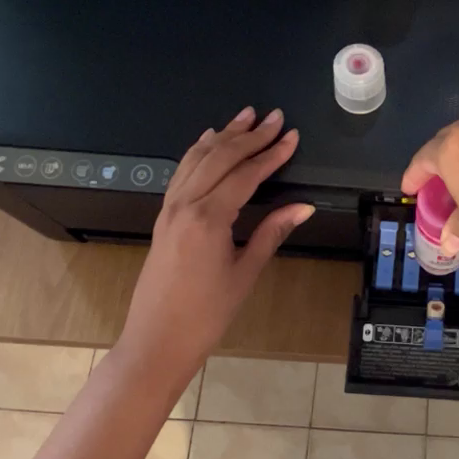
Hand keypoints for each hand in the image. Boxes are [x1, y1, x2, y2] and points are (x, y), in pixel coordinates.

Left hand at [117, 107, 313, 378]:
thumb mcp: (245, 274)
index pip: (245, 174)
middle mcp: (185, 205)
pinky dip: (198, 152)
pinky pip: (182, 172)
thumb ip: (272, 233)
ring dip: (224, 135)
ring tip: (245, 117)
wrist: (156, 341)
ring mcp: (170, 209)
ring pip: (198, 158)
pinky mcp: (163, 217)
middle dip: (250, 135)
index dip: (271, 153)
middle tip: (275, 117)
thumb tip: (302, 208)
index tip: (291, 136)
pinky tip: (208, 141)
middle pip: (220, 157)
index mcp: (208, 218)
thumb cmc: (205, 315)